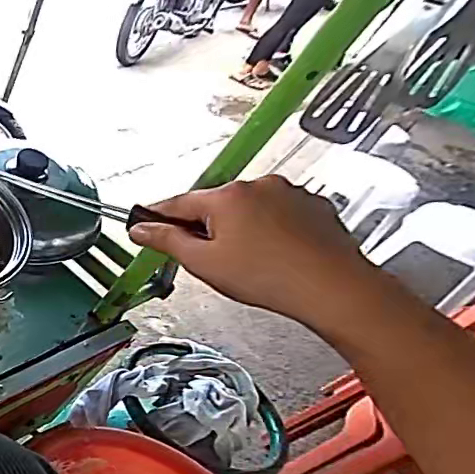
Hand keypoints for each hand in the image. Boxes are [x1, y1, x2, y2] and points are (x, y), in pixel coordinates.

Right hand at [128, 176, 397, 331]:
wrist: (333, 287)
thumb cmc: (269, 275)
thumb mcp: (201, 262)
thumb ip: (165, 240)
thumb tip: (142, 228)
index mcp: (227, 197)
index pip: (175, 203)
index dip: (155, 218)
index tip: (143, 226)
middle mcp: (258, 186)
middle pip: (211, 205)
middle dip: (201, 228)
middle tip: (201, 258)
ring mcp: (289, 194)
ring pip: (243, 209)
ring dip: (234, 229)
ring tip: (240, 261)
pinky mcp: (312, 206)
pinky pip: (273, 214)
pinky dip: (263, 230)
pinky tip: (265, 255)